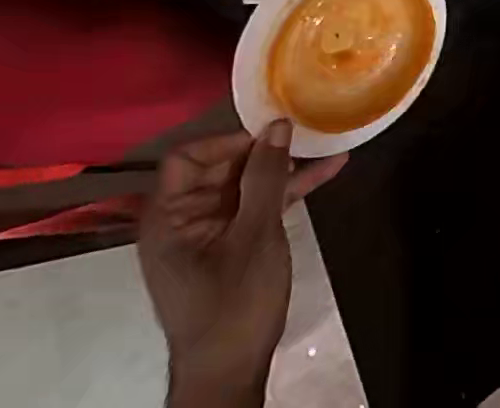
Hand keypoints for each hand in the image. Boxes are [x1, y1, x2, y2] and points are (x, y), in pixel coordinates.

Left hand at [138, 122, 346, 407]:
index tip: (268, 136)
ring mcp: (212, 230)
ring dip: (286, 168)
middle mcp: (185, 217)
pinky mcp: (237, 241)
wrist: (233, 373)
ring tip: (325, 145)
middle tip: (306, 135)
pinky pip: (262, 204)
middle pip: (222, 166)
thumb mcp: (254, 235)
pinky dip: (290, 190)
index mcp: (170, 216)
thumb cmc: (234, 303)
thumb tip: (277, 126)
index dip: (226, 142)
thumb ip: (265, 178)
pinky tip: (329, 171)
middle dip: (265, 150)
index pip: (187, 158)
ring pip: (249, 182)